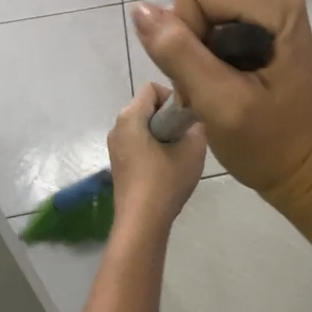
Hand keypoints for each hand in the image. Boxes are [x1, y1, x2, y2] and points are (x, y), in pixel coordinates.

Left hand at [106, 83, 205, 237]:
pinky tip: (166, 168)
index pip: (152, 88)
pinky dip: (152, 147)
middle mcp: (117, 127)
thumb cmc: (165, 181)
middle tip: (185, 136)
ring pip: (143, 126)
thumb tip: (193, 121)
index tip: (185, 119)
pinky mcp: (118, 164)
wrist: (142, 223)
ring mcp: (114, 147)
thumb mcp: (193, 149)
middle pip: (147, 107)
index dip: (172, 97)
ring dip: (161, 134)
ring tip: (178, 154)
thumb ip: (197, 126)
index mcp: (130, 117)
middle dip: (168, 117)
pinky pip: (137, 142)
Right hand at [131, 0, 311, 216]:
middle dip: (191, 51)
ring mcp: (268, 5)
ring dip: (196, 59)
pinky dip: (207, 60)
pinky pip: (210, 27)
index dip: (184, 42)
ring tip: (219, 95)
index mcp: (274, 0)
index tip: (204, 86)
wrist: (307, 171)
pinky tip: (226, 86)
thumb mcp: (220, 103)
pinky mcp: (261, 22)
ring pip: (198, 17)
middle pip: (196, 4)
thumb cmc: (271, 145)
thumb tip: (139, 10)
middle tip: (211, 95)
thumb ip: (179, 54)